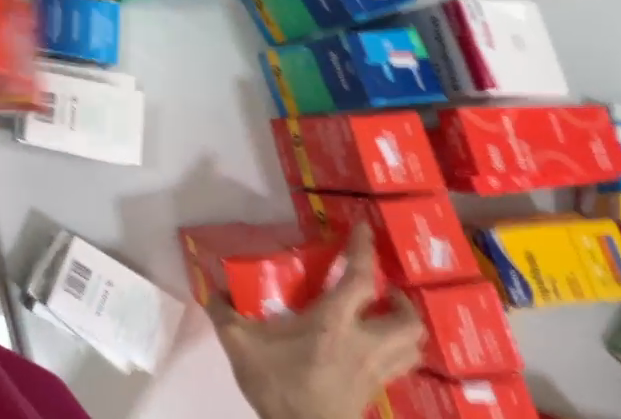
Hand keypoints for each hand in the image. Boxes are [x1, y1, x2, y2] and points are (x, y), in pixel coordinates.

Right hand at [210, 225, 425, 418]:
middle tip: (384, 287)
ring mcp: (375, 370)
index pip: (360, 280)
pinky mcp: (376, 391)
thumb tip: (207, 285)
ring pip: (413, 346)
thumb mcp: (238, 342)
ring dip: (407, 326)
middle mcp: (364, 343)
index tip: (363, 228)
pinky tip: (376, 348)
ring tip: (387, 315)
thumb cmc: (277, 384)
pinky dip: (399, 351)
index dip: (363, 251)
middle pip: (408, 320)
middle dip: (403, 299)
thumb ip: (222, 310)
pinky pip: (401, 366)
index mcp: (333, 323)